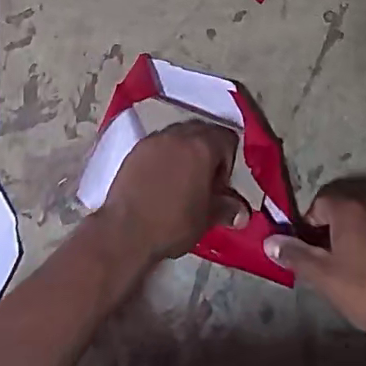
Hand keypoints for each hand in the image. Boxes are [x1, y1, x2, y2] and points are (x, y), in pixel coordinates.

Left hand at [96, 121, 249, 261]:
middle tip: (204, 181)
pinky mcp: (134, 150)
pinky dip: (165, 156)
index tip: (219, 185)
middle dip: (208, 152)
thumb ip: (228, 208)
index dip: (229, 161)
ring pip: (179, 136)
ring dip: (185, 151)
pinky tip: (160, 180)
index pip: (228, 138)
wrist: (124, 233)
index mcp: (203, 145)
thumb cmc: (173, 223)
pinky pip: (158, 145)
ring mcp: (154, 140)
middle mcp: (179, 134)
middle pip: (203, 132)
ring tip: (182, 180)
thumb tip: (242, 213)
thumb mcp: (207, 218)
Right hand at [264, 181, 365, 347]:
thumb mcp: (323, 276)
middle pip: (345, 211)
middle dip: (330, 232)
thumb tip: (269, 240)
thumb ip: (295, 255)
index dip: (307, 223)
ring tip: (349, 273)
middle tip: (323, 263)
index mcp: (351, 210)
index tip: (303, 249)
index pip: (320, 202)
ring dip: (355, 240)